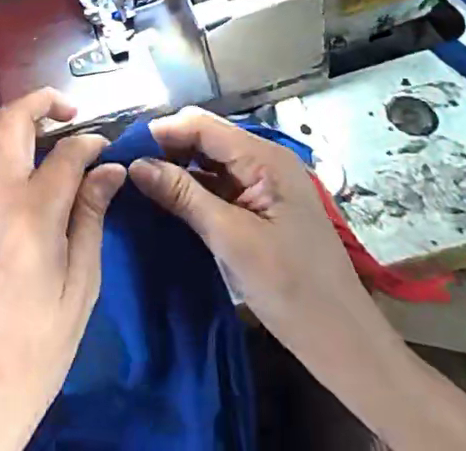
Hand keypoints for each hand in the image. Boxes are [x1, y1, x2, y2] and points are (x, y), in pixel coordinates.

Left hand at [0, 90, 127, 450]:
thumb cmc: (40, 342)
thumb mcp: (81, 283)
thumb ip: (91, 216)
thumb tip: (110, 170)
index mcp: (32, 213)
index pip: (67, 154)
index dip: (93, 144)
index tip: (110, 150)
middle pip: (11, 122)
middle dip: (42, 102)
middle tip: (71, 110)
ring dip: (5, 117)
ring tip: (34, 124)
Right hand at [124, 107, 376, 362]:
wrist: (341, 339)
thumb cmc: (292, 287)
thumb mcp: (232, 239)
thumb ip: (184, 196)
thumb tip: (137, 165)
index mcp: (265, 158)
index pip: (204, 126)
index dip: (163, 131)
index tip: (124, 149)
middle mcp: (265, 161)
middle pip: (207, 139)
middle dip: (167, 148)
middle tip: (126, 168)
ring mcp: (263, 185)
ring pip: (210, 162)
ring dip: (177, 168)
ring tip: (137, 182)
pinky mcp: (259, 208)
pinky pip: (219, 186)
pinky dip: (192, 189)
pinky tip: (165, 200)